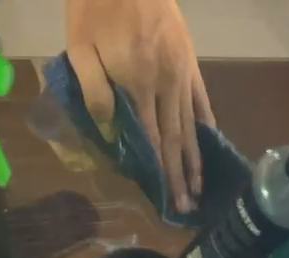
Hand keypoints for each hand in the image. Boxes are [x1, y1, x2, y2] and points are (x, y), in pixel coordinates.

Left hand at [64, 0, 214, 214]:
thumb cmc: (94, 6)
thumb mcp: (80, 48)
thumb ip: (94, 93)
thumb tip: (109, 132)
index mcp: (138, 83)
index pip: (153, 139)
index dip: (161, 171)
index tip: (166, 198)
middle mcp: (166, 82)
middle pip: (175, 138)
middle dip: (181, 175)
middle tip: (187, 206)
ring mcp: (181, 70)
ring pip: (190, 122)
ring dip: (195, 157)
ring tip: (199, 186)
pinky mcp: (188, 58)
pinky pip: (200, 96)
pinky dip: (204, 122)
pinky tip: (208, 141)